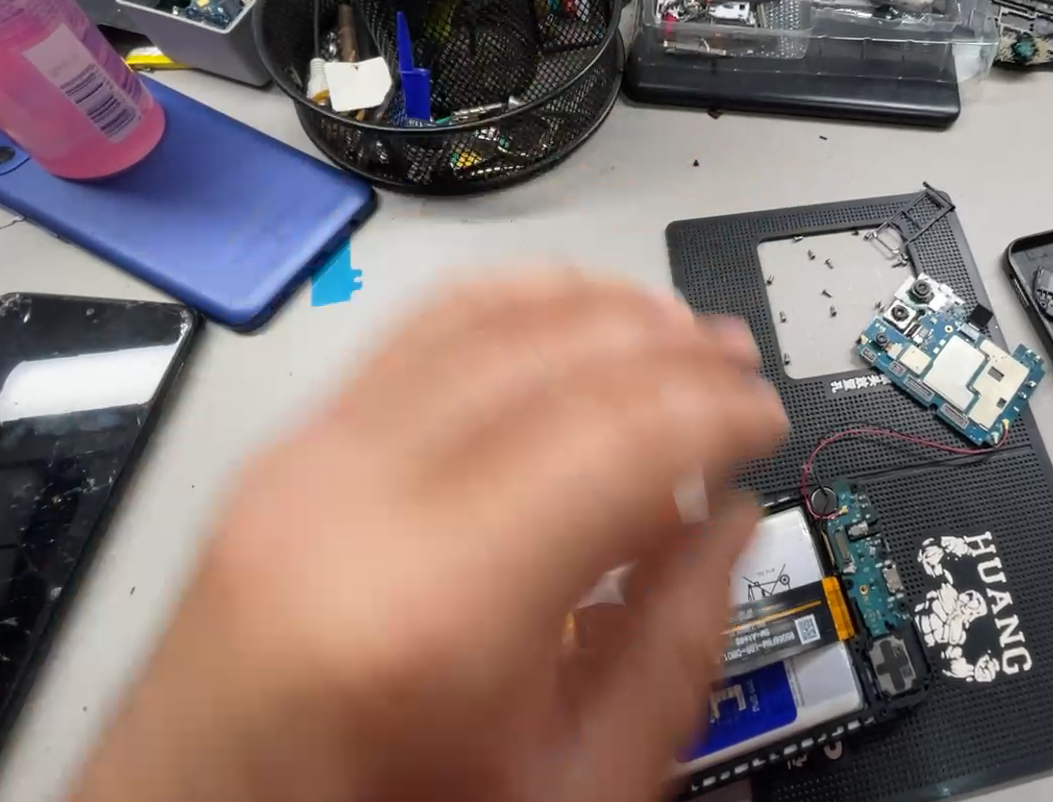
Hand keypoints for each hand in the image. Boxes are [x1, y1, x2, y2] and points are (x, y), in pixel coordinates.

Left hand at [70, 272, 787, 801]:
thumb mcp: (568, 793)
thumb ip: (673, 650)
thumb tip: (730, 520)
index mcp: (431, 615)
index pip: (620, 437)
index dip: (717, 409)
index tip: (764, 415)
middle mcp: (352, 507)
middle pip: (560, 359)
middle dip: (676, 348)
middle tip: (736, 362)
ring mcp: (304, 462)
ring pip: (491, 316)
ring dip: (605, 310)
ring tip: (676, 329)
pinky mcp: (288, 449)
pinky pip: (422, 329)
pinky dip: (517, 301)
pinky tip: (575, 314)